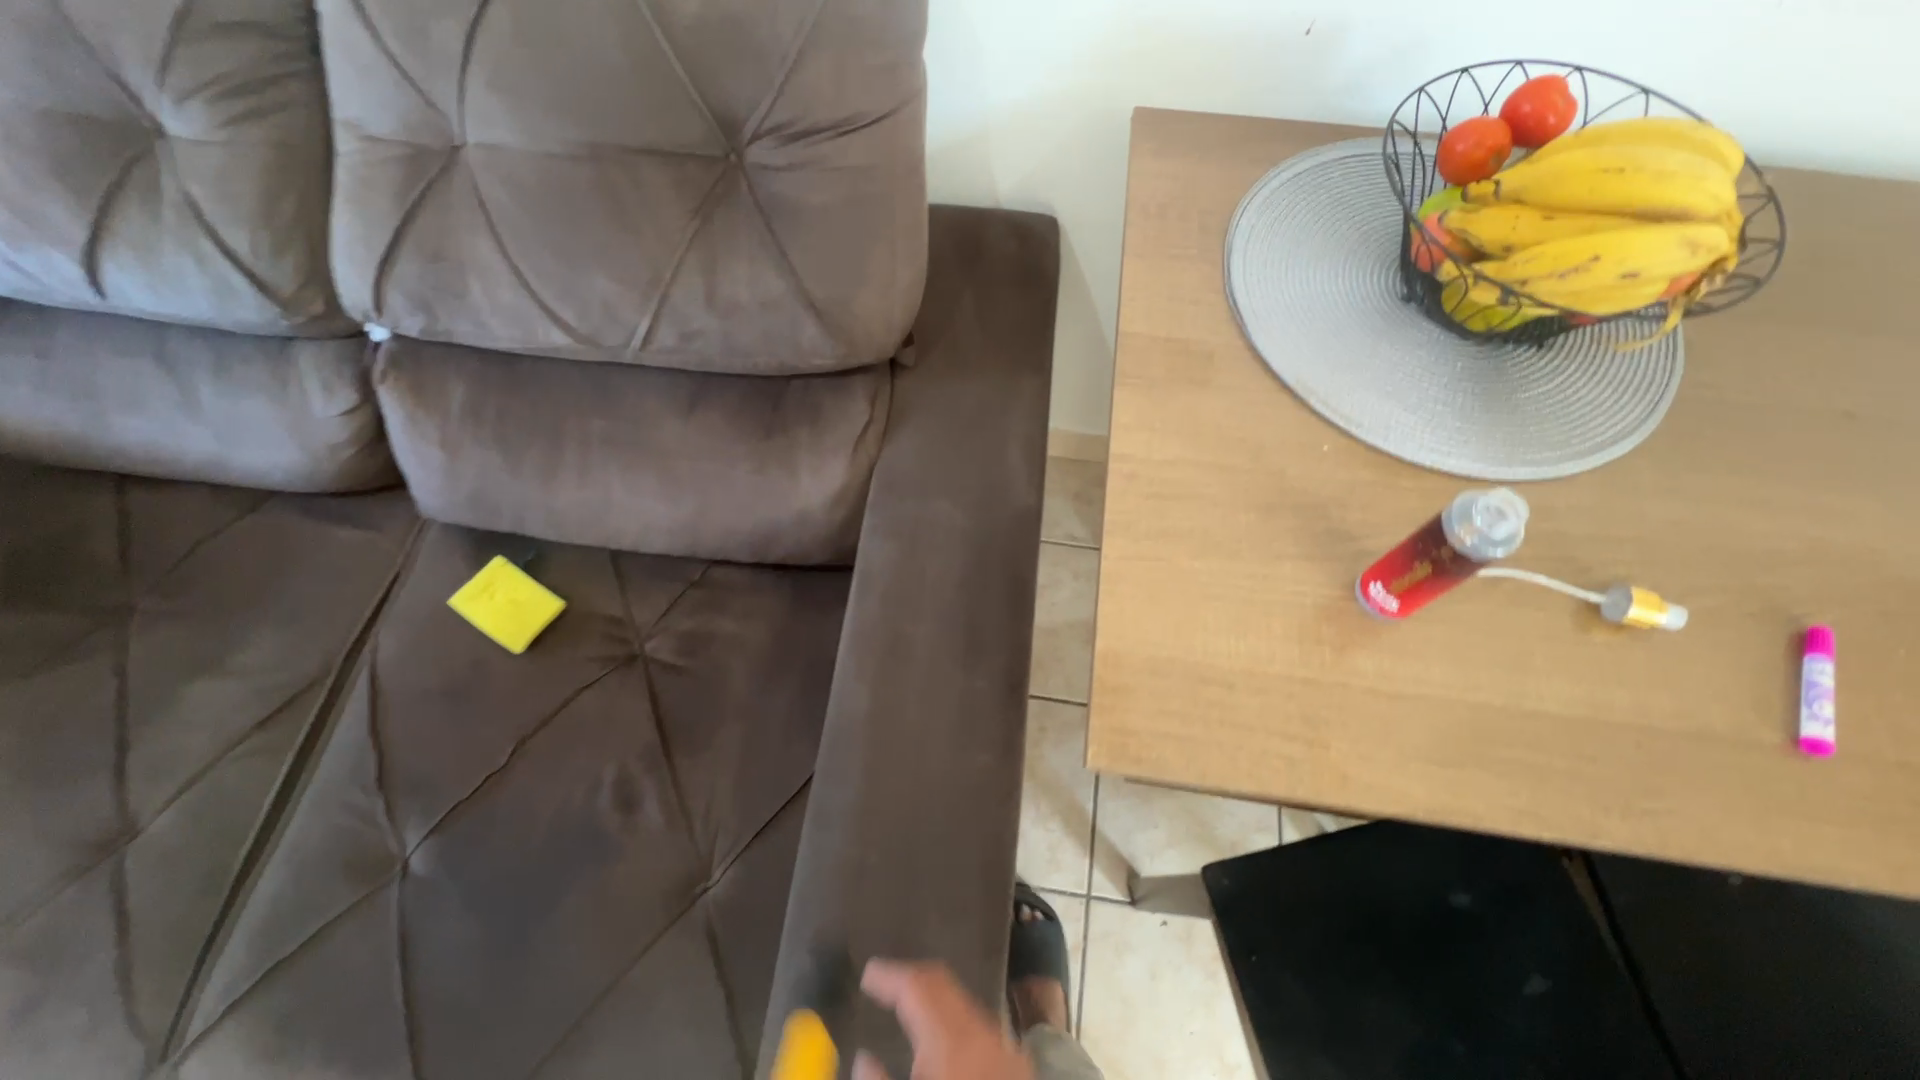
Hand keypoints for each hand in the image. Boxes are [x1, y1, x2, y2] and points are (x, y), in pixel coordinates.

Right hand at [853, 959, 1034, 1079]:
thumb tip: (863, 1060)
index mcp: (950, 1040)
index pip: (917, 986)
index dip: (890, 976)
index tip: (867, 974)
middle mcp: (981, 1032)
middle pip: (943, 985)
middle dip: (912, 980)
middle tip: (884, 983)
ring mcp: (1004, 1048)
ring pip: (963, 1005)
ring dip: (934, 1000)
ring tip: (907, 1008)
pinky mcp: (1016, 1067)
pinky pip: (978, 1027)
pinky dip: (952, 1022)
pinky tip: (942, 1046)